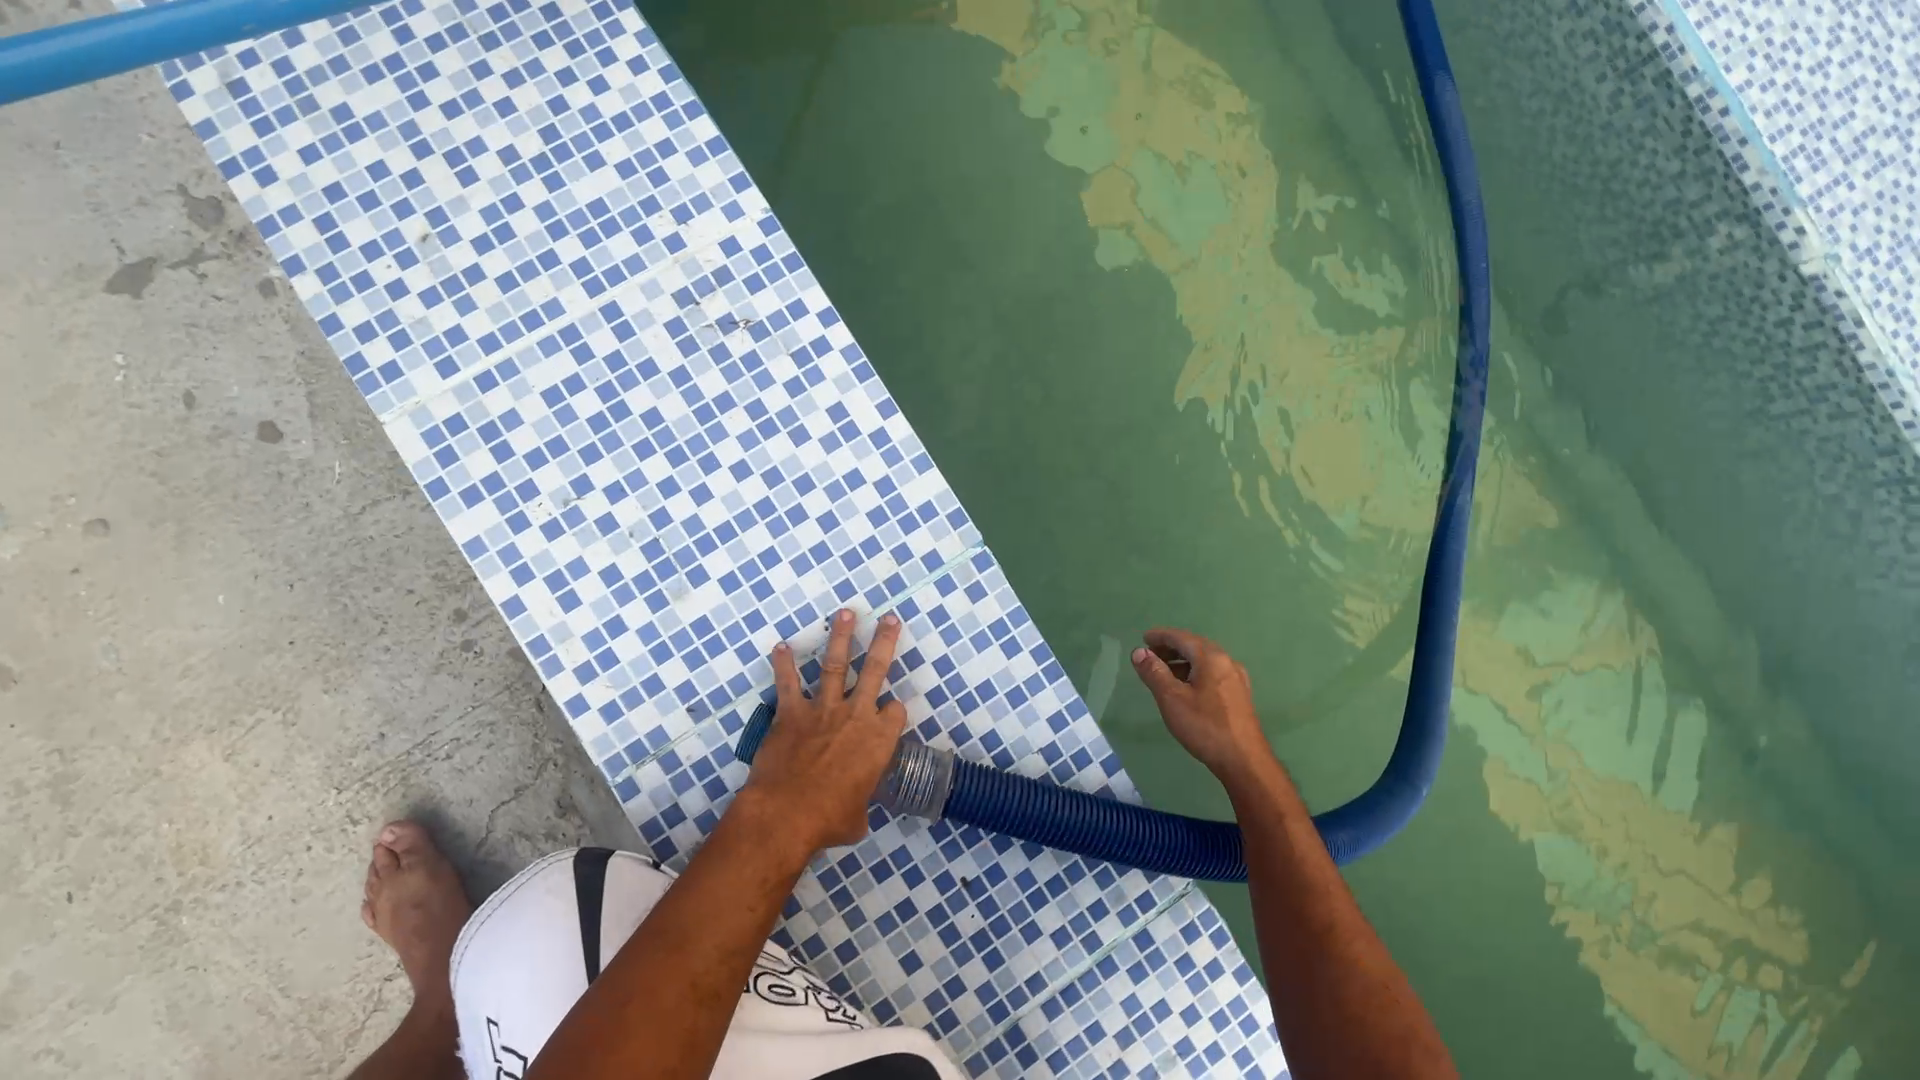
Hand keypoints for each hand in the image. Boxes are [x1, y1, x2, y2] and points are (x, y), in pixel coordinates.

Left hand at [742, 608, 907, 855]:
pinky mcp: (791, 713)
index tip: (890, 714)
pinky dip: (784, 664)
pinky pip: (788, 683)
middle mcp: (856, 716)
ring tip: (845, 613)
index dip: (893, 713)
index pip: (896, 712)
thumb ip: (858, 804)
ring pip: (835, 664)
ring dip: (840, 637)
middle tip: (889, 618)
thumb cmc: (829, 820)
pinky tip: (782, 646)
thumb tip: (850, 812)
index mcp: (879, 741)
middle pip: (876, 669)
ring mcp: (823, 710)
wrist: (786, 813)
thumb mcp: (857, 818)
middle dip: (884, 641)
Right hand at [1131, 627, 1274, 786]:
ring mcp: (1236, 679)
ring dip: (1182, 662)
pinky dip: (1194, 673)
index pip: (1181, 637)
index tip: (1143, 638)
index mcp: (1211, 657)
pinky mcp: (1239, 695)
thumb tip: (1139, 652)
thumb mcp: (1171, 698)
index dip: (1160, 636)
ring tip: (1163, 673)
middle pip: (1195, 646)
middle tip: (1150, 656)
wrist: (1243, 759)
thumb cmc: (1204, 726)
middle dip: (1171, 648)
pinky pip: (1212, 674)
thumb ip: (1154, 672)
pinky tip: (1186, 688)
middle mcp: (1227, 662)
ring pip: (1204, 661)